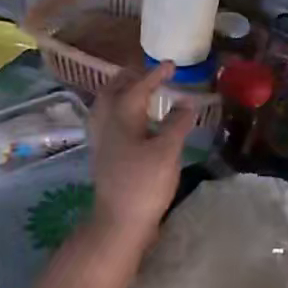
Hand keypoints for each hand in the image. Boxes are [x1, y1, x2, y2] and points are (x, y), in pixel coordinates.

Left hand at [88, 63, 196, 237]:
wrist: (119, 221)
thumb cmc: (145, 184)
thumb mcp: (168, 151)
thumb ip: (177, 123)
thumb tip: (186, 102)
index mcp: (122, 116)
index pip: (138, 86)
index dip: (155, 75)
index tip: (171, 65)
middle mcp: (106, 123)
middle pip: (113, 91)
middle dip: (130, 78)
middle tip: (149, 73)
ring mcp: (100, 141)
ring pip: (106, 106)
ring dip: (120, 93)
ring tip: (137, 92)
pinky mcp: (102, 156)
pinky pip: (106, 122)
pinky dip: (118, 112)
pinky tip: (129, 122)